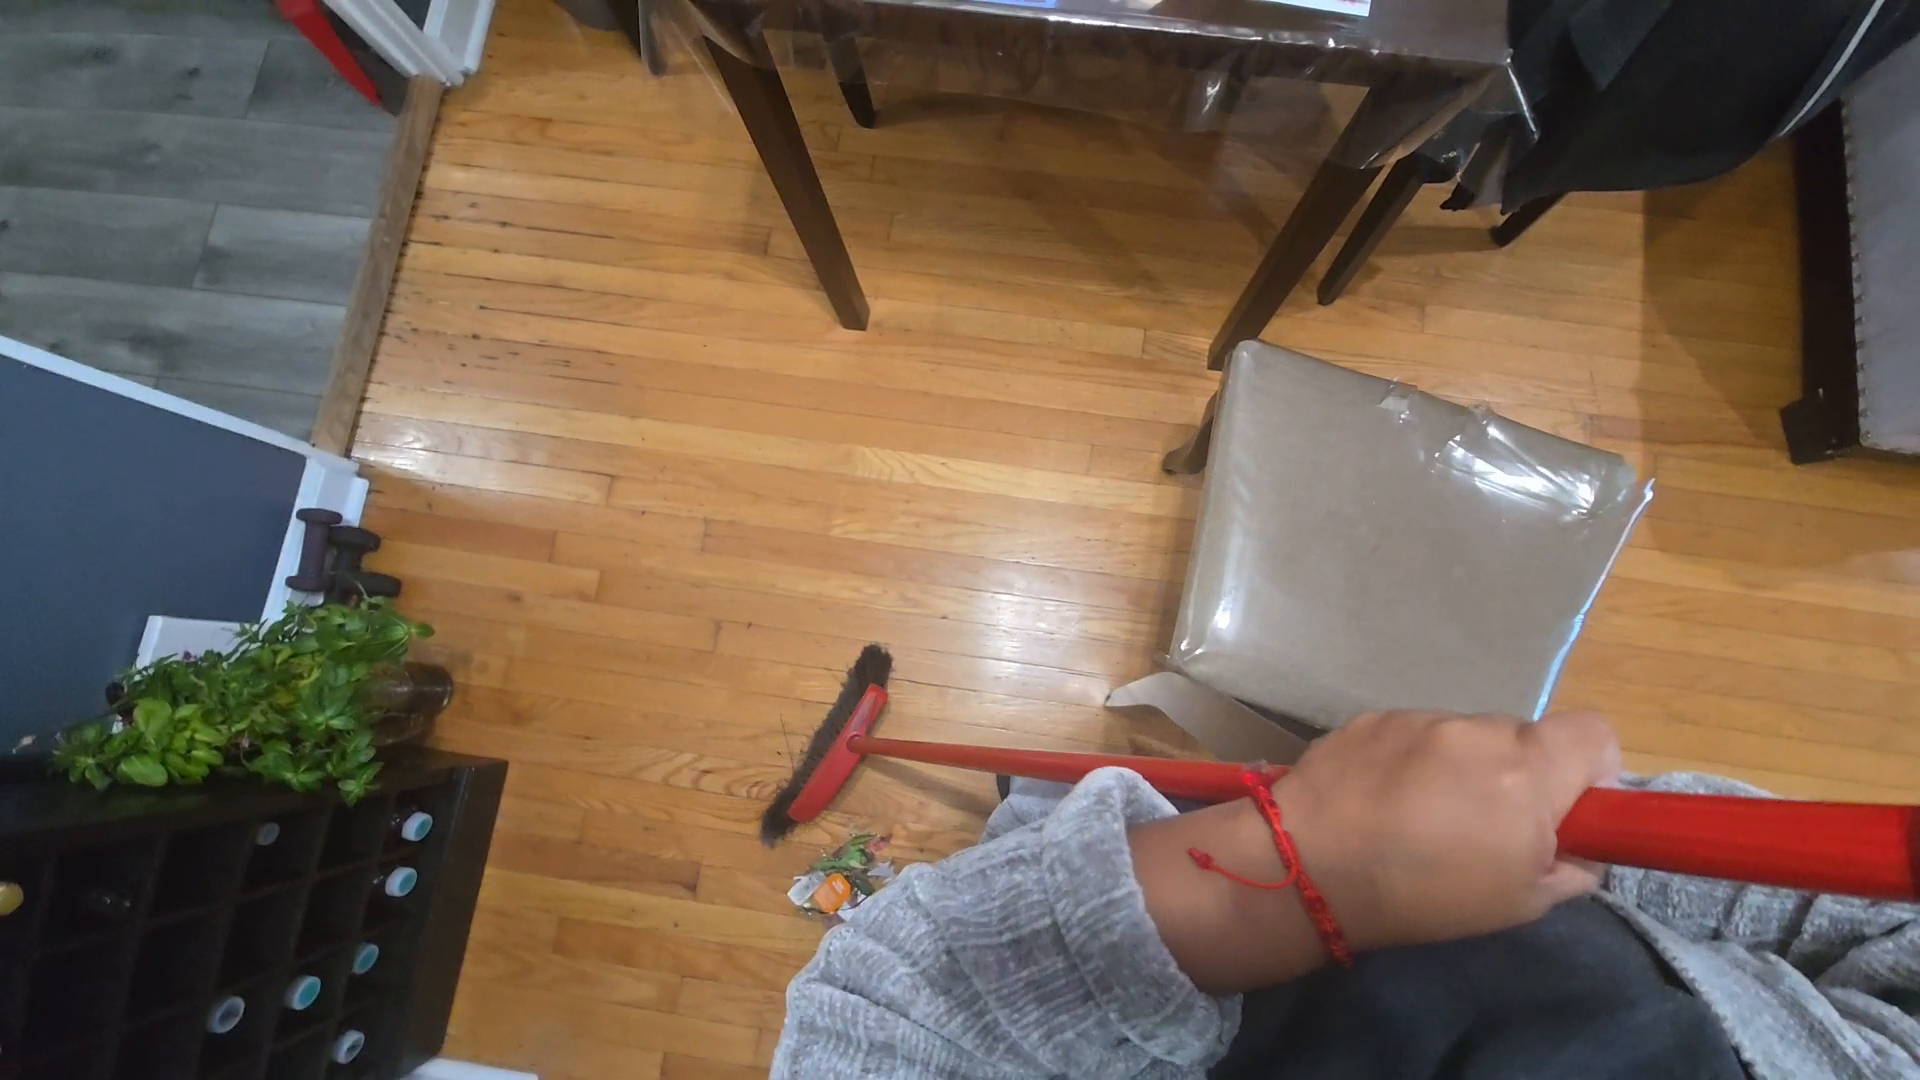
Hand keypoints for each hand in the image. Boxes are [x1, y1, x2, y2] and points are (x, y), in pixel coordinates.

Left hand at [1277, 710, 1621, 950]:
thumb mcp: (1524, 899)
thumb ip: (1570, 861)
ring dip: (1459, 762)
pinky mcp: (1366, 718)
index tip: (1565, 805)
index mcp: (1523, 768)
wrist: (1311, 863)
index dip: (1589, 768)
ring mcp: (1411, 718)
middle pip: (1520, 734)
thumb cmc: (1425, 892)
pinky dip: (1411, 756)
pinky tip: (1382, 794)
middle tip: (1485, 820)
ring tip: (1422, 810)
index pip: (1592, 731)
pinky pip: (1411, 731)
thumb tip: (1575, 840)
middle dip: (1518, 771)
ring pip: (1461, 732)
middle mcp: (1469, 728)